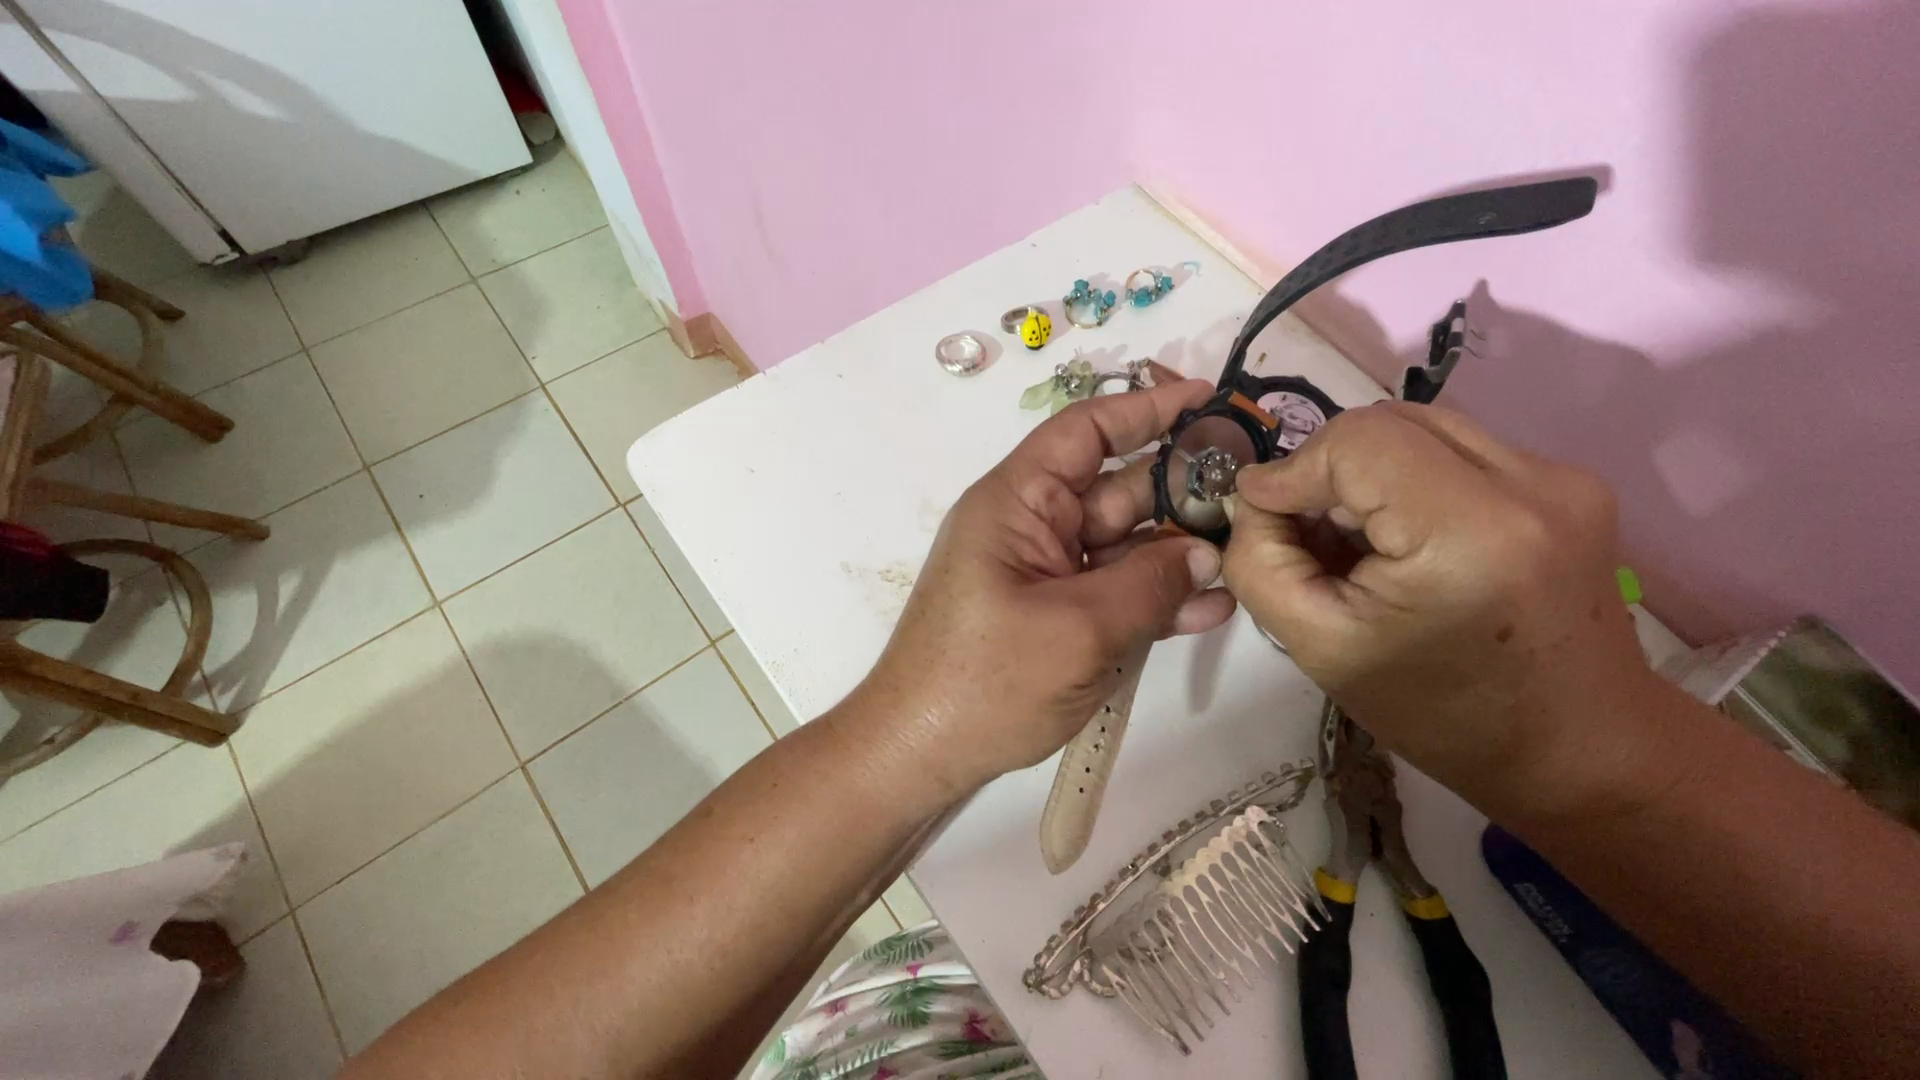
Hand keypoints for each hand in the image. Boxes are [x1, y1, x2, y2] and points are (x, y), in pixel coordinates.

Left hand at [847, 377, 1235, 798]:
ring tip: (1248, 554)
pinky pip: (1112, 592)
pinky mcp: (1055, 617)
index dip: (1145, 409)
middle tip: (1255, 494)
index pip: (1083, 432)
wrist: (921, 753)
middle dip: (1182, 491)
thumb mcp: (1079, 629)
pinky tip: (1213, 609)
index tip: (1207, 398)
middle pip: (1116, 490)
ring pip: (1123, 546)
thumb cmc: (986, 680)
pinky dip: (1155, 599)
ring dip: (1179, 554)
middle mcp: (1031, 527)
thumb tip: (1205, 553)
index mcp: (1017, 502)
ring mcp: (1045, 575)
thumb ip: (1150, 584)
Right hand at [1221, 403, 1659, 816]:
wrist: (1574, 748)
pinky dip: (1406, 479)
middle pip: (1387, 422)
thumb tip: (1254, 496)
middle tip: (1308, 531)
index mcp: (1470, 536)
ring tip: (1355, 537)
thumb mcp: (1316, 647)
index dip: (1294, 469)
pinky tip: (1404, 537)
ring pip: (1420, 427)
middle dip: (1325, 469)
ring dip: (1364, 470)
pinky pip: (1455, 450)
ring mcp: (1560, 478)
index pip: (1357, 441)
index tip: (1263, 514)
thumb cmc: (1436, 712)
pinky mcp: (1570, 483)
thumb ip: (1259, 561)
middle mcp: (1531, 486)